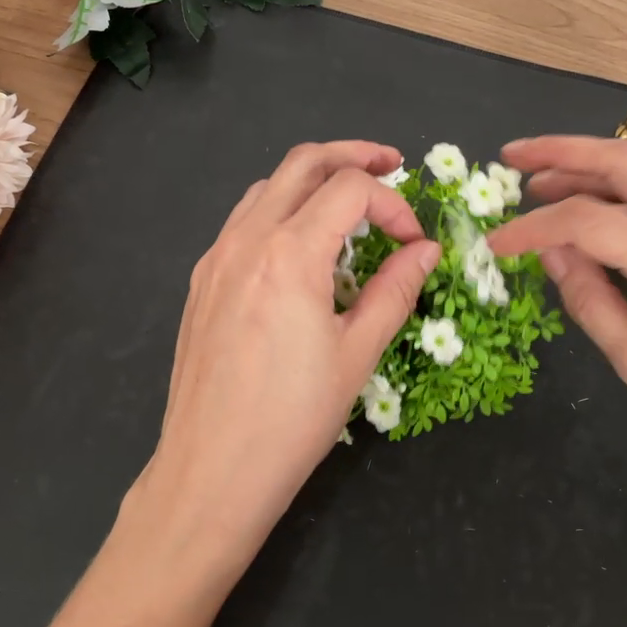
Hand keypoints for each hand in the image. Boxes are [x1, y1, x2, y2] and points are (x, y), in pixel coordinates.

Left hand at [137, 141, 440, 559]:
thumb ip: (395, 289)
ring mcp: (216, 258)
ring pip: (268, 187)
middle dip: (352, 156)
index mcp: (289, 254)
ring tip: (349, 201)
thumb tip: (425, 251)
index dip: (394, 204)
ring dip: (313, 180)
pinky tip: (302, 244)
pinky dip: (281, 210)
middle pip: (302, 163)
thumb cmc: (293, 418)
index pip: (350, 189)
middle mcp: (246, 240)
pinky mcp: (201, 281)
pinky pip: (244, 221)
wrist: (211, 471)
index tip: (415, 242)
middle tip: (391, 164)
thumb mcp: (358, 354)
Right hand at [487, 136, 626, 501]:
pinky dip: (619, 195)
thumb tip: (551, 254)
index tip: (495, 246)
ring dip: (590, 169)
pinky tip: (591, 213)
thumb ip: (590, 300)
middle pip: (624, 162)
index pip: (587, 223)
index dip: (532, 228)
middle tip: (512, 157)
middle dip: (563, 152)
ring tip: (539, 182)